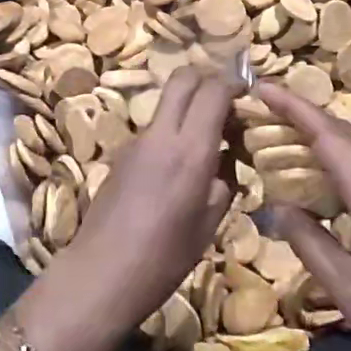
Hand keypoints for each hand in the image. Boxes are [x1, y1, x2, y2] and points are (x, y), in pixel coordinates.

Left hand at [59, 66, 233, 329]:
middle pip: (182, 78)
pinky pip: (152, 130)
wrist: (102, 271)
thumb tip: (225, 159)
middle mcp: (160, 135)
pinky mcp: (119, 154)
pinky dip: (170, 132)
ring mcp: (134, 142)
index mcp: (190, 150)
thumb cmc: (165, 257)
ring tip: (206, 142)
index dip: (234, 82)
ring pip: (165, 103)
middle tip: (226, 105)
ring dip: (187, 108)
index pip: (213, 90)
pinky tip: (177, 167)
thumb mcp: (209, 223)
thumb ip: (222, 182)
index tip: (248, 93)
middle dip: (207, 79)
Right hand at [252, 84, 350, 350]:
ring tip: (281, 132)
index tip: (260, 86)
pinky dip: (338, 158)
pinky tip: (318, 172)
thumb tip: (279, 205)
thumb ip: (309, 242)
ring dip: (322, 134)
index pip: (329, 138)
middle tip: (262, 105)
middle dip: (304, 113)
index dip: (293, 108)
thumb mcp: (348, 291)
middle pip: (347, 134)